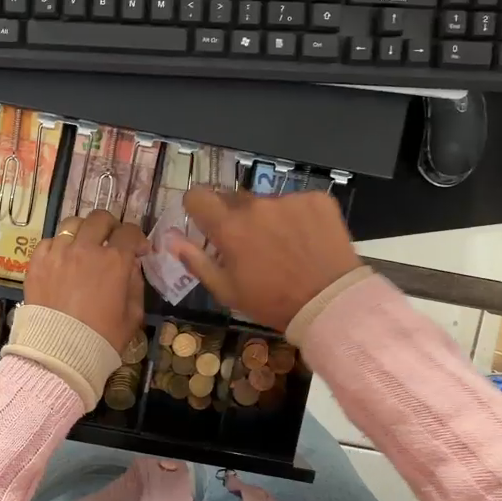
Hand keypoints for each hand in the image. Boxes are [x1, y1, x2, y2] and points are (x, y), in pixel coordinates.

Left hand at [25, 209, 148, 350]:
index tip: (138, 250)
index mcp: (115, 261)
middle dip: (110, 226)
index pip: (130, 232)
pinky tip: (62, 261)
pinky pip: (49, 241)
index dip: (137, 238)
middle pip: (99, 219)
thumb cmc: (102, 338)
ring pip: (72, 224)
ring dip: (82, 232)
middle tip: (111, 241)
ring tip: (83, 246)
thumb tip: (132, 265)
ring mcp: (58, 252)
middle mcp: (86, 249)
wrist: (60, 354)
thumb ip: (135, 284)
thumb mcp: (133, 315)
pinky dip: (58, 246)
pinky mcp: (37, 262)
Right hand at [168, 187, 362, 330]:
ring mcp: (289, 199)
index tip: (204, 219)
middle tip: (250, 243)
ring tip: (284, 245)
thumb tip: (170, 238)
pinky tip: (306, 240)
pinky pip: (298, 202)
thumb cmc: (272, 302)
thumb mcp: (227, 291)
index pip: (197, 196)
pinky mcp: (317, 199)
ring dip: (268, 217)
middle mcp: (256, 206)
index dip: (197, 207)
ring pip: (267, 202)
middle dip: (235, 216)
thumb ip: (196, 261)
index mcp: (229, 228)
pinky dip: (298, 217)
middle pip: (233, 198)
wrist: (330, 304)